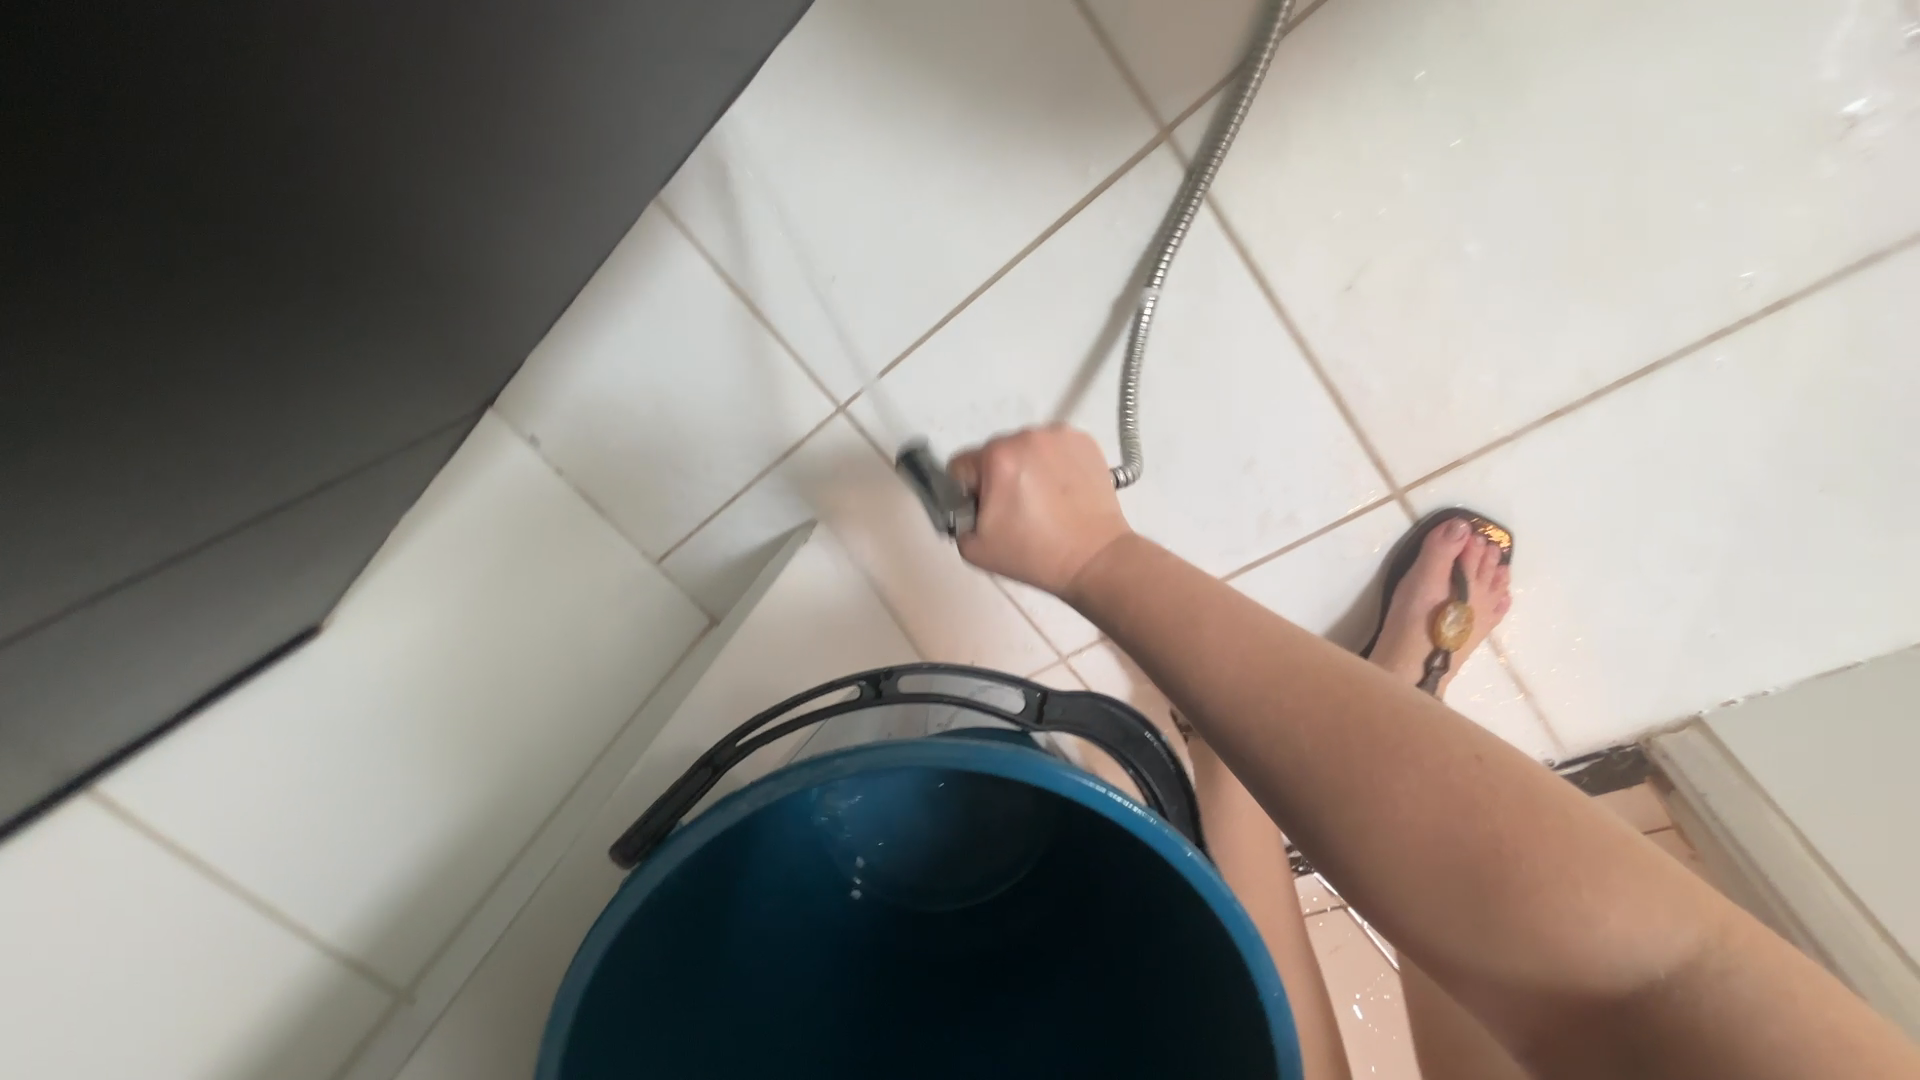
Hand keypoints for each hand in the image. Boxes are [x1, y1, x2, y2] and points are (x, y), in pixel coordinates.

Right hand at [947, 425, 1133, 596]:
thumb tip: (970, 506)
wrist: (1094, 559)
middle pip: (994, 454)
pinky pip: (1054, 449)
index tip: (988, 513)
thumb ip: (957, 519)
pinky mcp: (1085, 441)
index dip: (968, 493)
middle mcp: (1027, 437)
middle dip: (998, 478)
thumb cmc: (1034, 555)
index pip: (961, 467)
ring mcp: (1060, 436)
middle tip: (1018, 512)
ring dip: (1026, 469)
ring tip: (1043, 502)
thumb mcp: (973, 549)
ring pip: (1025, 450)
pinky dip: (1054, 465)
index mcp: (997, 457)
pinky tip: (1062, 492)